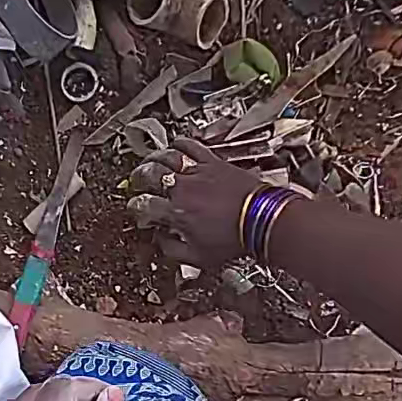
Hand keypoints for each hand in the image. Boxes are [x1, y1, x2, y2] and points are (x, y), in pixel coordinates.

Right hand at [130, 138, 262, 266]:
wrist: (266, 220)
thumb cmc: (235, 240)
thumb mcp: (198, 257)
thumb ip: (172, 249)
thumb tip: (161, 241)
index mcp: (175, 213)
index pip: (143, 204)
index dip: (136, 207)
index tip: (137, 208)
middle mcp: (183, 189)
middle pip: (149, 175)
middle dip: (139, 178)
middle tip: (137, 181)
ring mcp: (198, 172)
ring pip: (166, 157)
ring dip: (153, 159)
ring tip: (149, 162)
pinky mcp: (213, 162)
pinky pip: (191, 146)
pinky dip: (179, 143)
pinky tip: (175, 146)